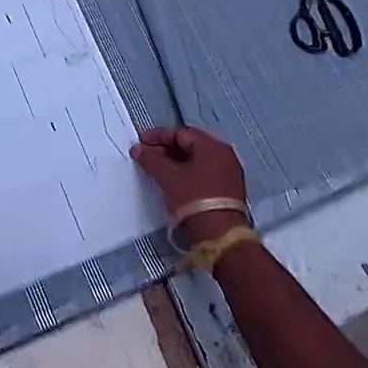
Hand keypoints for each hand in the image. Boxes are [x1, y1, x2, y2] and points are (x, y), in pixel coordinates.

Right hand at [130, 126, 248, 244]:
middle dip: (166, 148)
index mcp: (212, 146)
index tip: (141, 142)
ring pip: (197, 159)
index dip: (158, 136)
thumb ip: (151, 159)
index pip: (181, 132)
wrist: (220, 235)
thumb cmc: (194, 199)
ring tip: (157, 169)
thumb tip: (138, 149)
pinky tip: (174, 181)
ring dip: (176, 161)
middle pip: (191, 144)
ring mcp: (229, 171)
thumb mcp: (168, 177)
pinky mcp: (229, 188)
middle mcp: (224, 154)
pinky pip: (204, 171)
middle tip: (147, 156)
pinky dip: (187, 172)